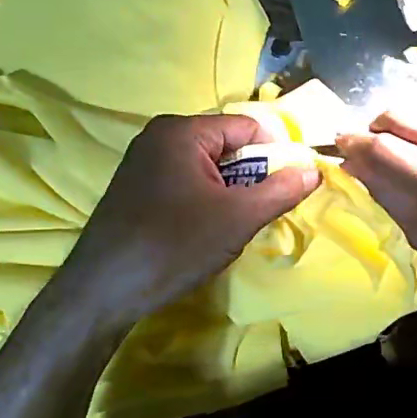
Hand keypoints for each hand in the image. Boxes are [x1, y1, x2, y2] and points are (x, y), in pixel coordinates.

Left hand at [64, 114, 319, 320]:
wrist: (102, 290)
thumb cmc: (173, 246)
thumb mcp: (237, 219)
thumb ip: (280, 191)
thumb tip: (313, 171)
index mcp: (181, 131)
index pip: (247, 127)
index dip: (274, 154)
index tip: (286, 189)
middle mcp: (159, 136)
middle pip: (226, 145)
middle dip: (250, 176)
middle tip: (256, 213)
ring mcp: (143, 161)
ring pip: (206, 167)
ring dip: (228, 192)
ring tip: (229, 226)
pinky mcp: (135, 187)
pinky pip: (184, 181)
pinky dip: (203, 200)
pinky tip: (200, 231)